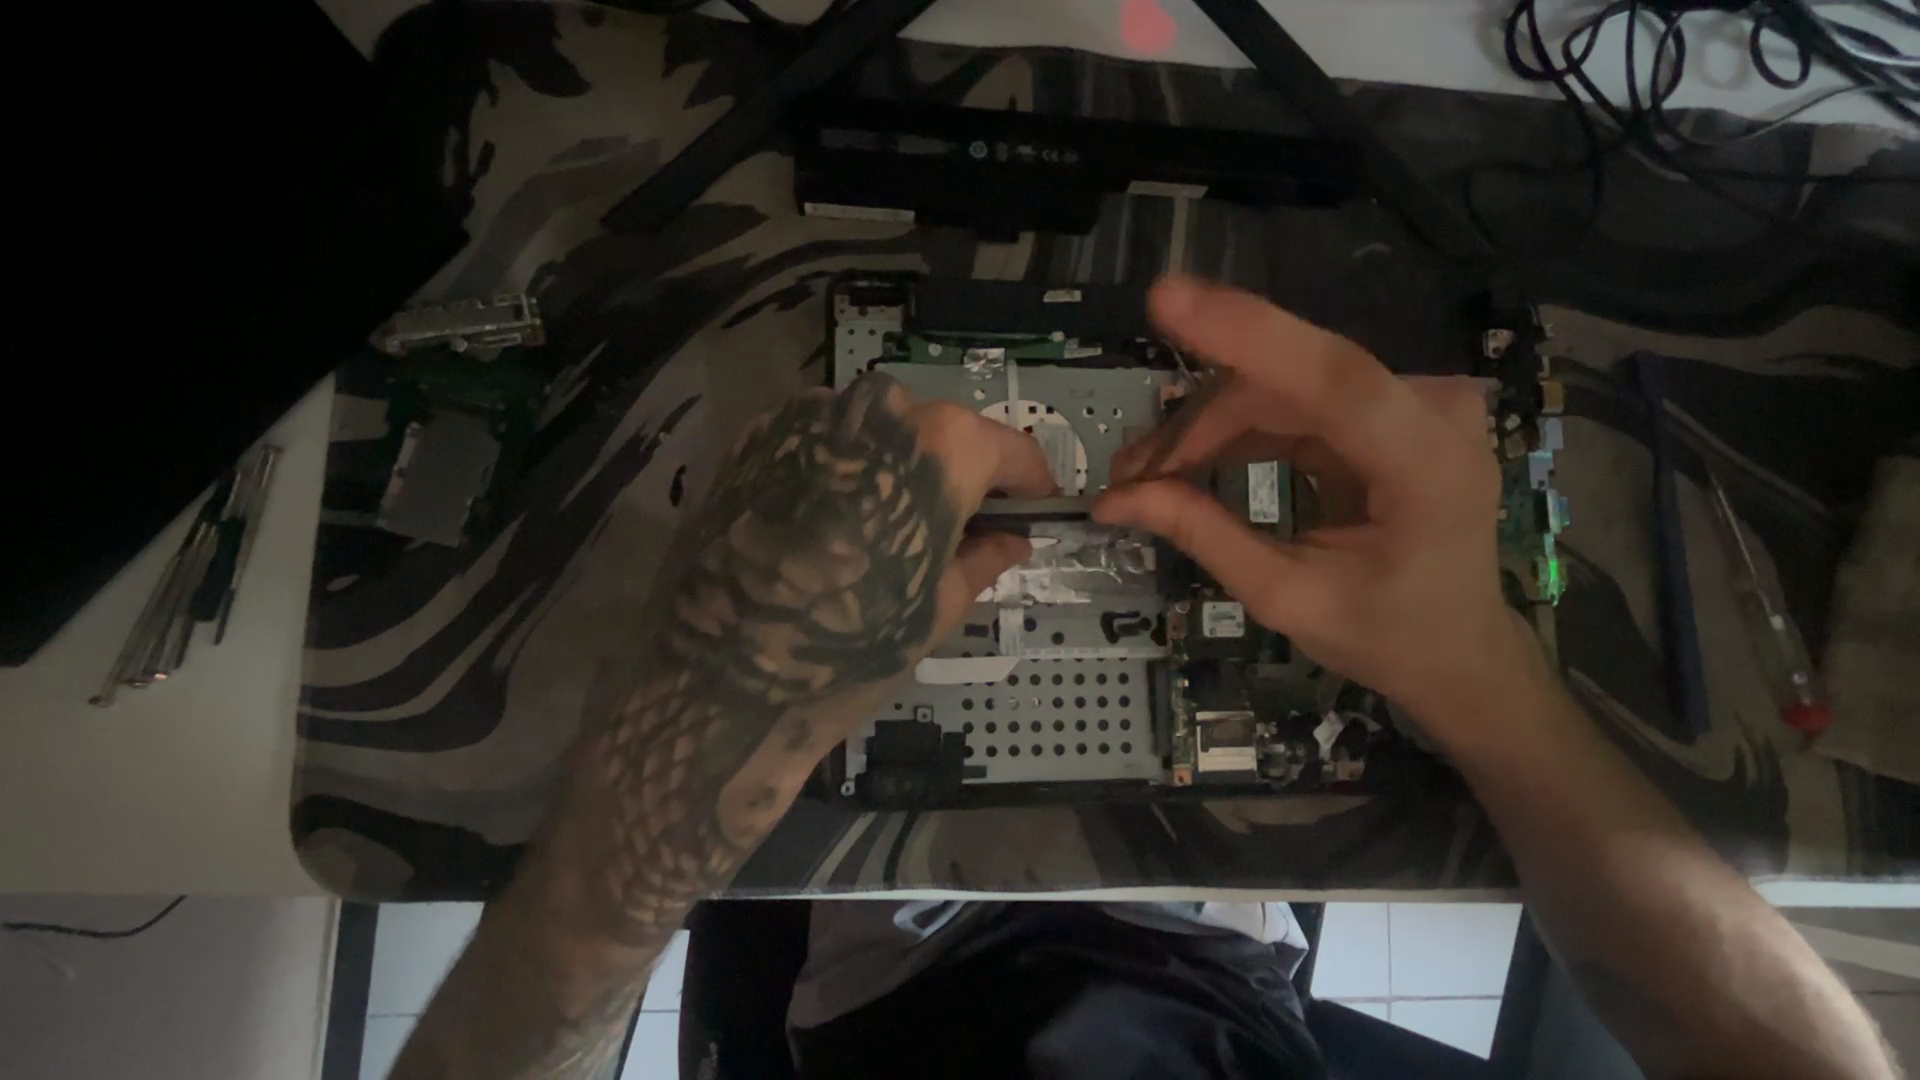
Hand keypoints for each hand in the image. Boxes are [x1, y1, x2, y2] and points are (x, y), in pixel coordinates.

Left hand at [633, 372, 1055, 841]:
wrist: (714, 682)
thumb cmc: (848, 650)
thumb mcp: (937, 609)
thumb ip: (984, 557)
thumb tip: (1011, 536)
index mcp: (938, 446)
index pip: (1007, 447)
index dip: (1027, 482)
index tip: (1030, 510)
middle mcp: (876, 407)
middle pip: (940, 430)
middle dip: (958, 474)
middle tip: (956, 527)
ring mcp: (807, 414)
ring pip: (877, 429)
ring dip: (895, 467)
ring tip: (884, 527)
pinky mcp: (755, 435)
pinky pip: (823, 439)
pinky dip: (842, 468)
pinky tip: (828, 520)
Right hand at [1094, 276, 1531, 729]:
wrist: (1458, 648)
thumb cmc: (1388, 635)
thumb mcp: (1288, 597)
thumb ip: (1205, 536)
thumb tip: (1114, 499)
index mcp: (1429, 465)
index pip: (1334, 377)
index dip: (1247, 333)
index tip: (1165, 299)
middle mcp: (1430, 409)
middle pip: (1286, 384)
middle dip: (1196, 425)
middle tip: (1127, 475)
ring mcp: (1410, 402)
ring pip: (1280, 388)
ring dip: (1205, 428)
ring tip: (1146, 477)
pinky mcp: (1384, 408)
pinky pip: (1291, 401)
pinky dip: (1234, 432)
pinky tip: (1189, 463)